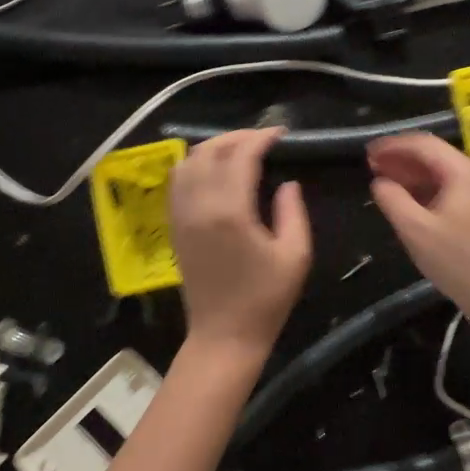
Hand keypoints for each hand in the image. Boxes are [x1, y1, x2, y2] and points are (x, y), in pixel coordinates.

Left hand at [169, 129, 311, 354]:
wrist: (224, 336)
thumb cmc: (265, 300)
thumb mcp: (295, 256)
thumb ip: (293, 212)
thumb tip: (287, 183)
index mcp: (230, 211)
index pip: (241, 156)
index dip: (262, 139)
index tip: (281, 135)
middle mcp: (198, 205)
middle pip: (210, 151)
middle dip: (237, 137)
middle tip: (264, 140)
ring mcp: (181, 216)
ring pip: (187, 162)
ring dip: (213, 148)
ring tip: (239, 152)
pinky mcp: (174, 227)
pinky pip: (177, 183)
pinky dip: (195, 166)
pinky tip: (215, 172)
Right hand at [367, 132, 469, 322]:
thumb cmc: (458, 263)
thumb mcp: (416, 232)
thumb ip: (393, 200)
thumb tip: (380, 183)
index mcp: (464, 174)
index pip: (425, 145)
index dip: (393, 145)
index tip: (368, 152)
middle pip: (436, 157)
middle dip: (403, 159)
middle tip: (372, 166)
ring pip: (445, 175)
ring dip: (414, 176)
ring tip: (385, 182)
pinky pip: (454, 191)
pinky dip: (429, 191)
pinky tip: (411, 202)